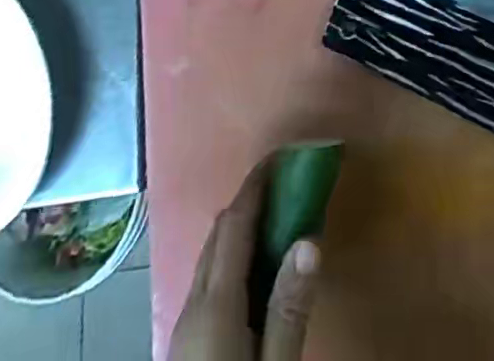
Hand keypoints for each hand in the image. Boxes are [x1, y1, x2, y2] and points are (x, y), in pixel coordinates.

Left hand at [167, 160, 322, 360]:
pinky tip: (258, 265)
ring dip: (241, 226)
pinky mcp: (187, 338)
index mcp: (215, 303)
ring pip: (212, 254)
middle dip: (251, 199)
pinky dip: (234, 253)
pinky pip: (210, 276)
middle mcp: (193, 301)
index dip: (256, 185)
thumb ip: (289, 308)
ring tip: (280, 215)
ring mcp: (185, 320)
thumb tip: (308, 242)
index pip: (235, 224)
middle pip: (220, 232)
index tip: (281, 156)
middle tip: (288, 180)